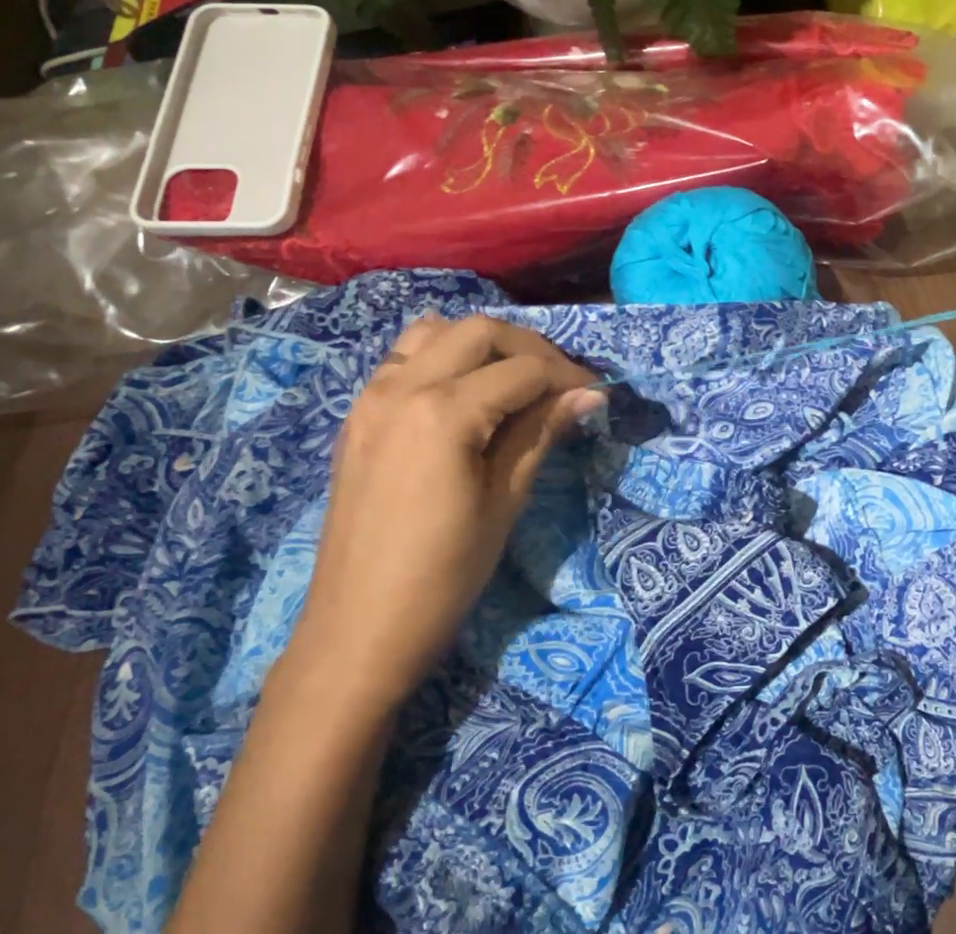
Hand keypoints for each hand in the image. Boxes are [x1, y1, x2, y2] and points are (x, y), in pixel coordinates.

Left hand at [286, 315, 604, 709]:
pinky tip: (468, 395)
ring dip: (482, 346)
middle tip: (562, 384)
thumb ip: (540, 433)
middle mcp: (403, 387)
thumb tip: (588, 395)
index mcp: (444, 412)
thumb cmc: (447, 571)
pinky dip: (443, 358)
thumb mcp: (505, 500)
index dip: (568, 376)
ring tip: (515, 382)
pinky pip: (404, 359)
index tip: (596, 396)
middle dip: (530, 348)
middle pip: (479, 332)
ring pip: (435, 333)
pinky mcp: (359, 415)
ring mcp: (372, 397)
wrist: (362, 624)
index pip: (523, 369)